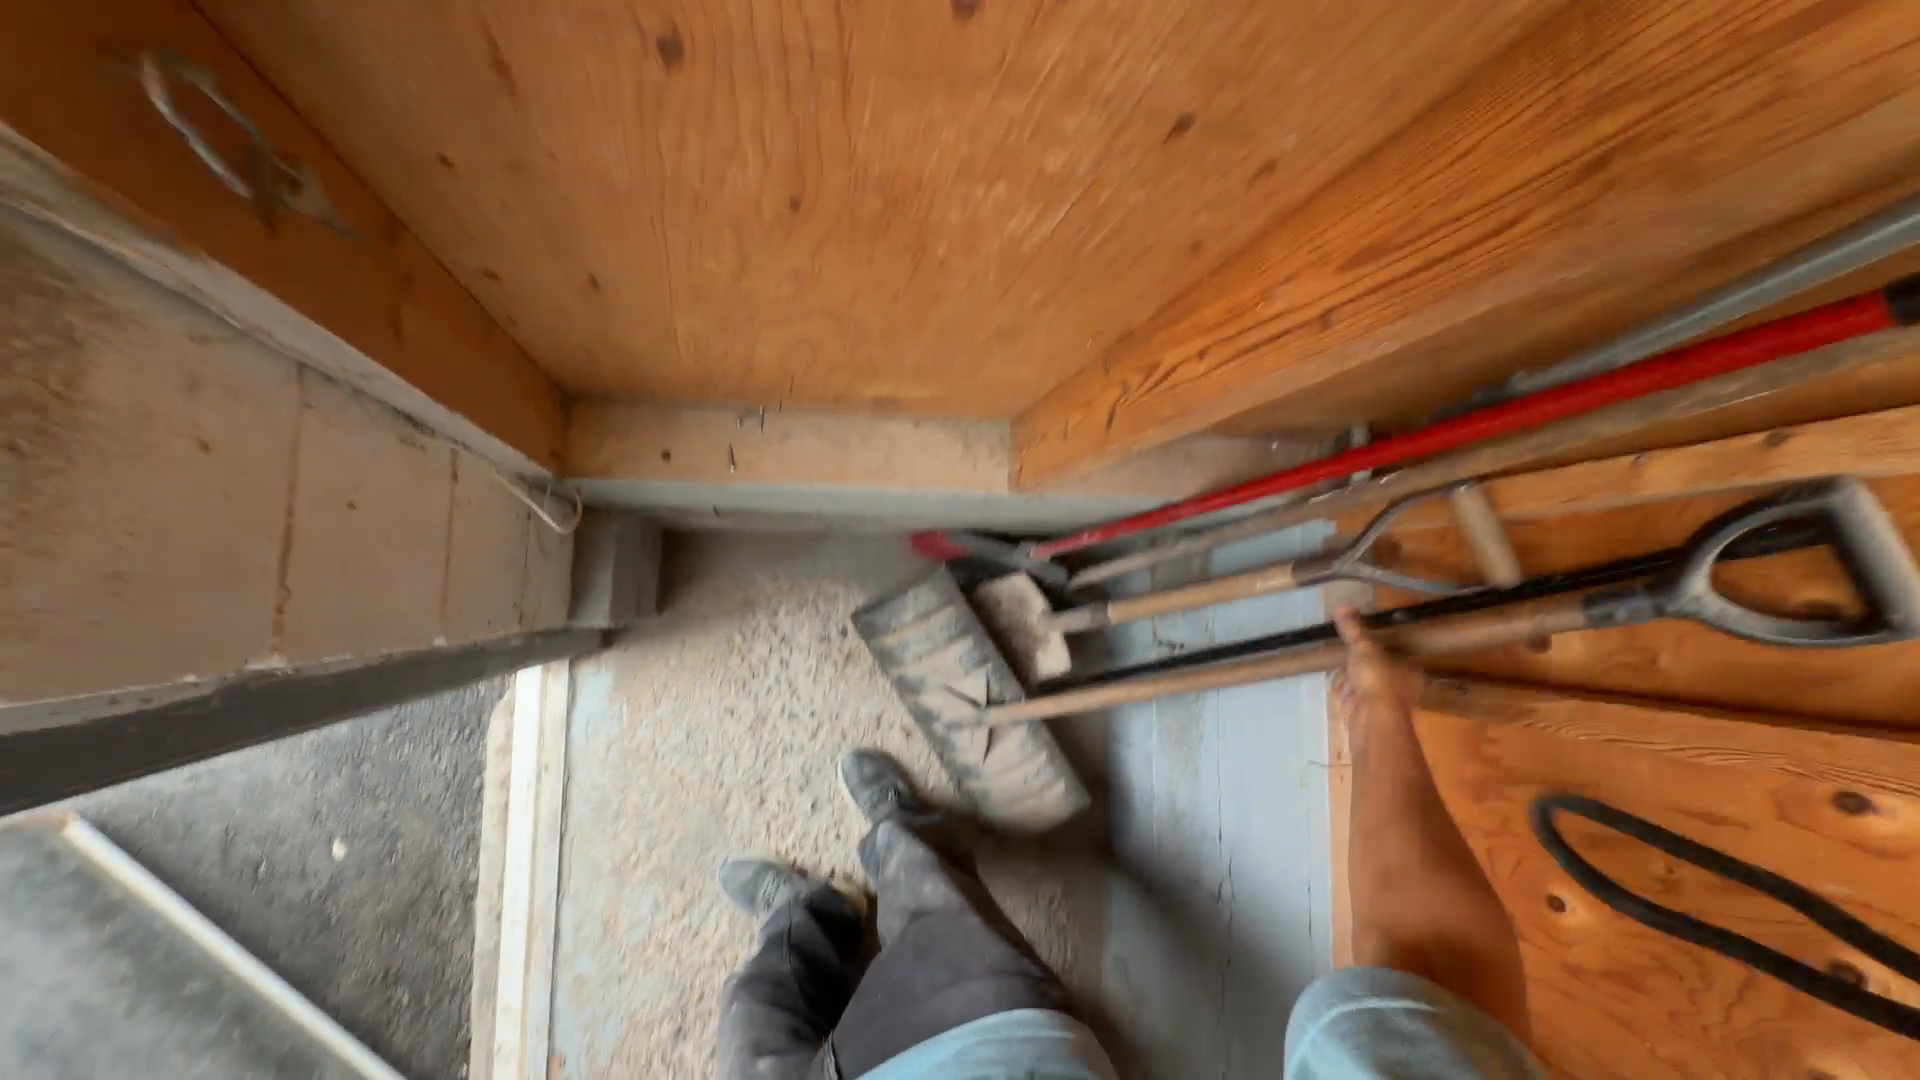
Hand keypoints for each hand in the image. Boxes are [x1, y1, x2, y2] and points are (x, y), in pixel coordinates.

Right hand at [1330, 605, 1423, 725]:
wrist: (1371, 717)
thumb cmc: (1378, 679)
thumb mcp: (1364, 647)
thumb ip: (1354, 628)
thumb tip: (1343, 604)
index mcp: (1410, 669)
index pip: (1398, 652)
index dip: (1383, 643)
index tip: (1368, 635)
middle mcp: (1399, 685)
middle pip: (1379, 666)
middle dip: (1363, 659)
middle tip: (1348, 643)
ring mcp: (1380, 700)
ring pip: (1364, 681)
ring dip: (1350, 672)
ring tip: (1336, 655)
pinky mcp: (1362, 710)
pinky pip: (1350, 693)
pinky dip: (1342, 686)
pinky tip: (1332, 677)